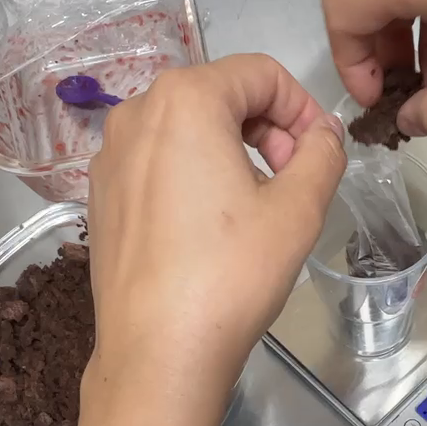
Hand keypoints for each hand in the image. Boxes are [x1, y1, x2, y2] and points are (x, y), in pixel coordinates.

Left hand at [85, 54, 343, 411]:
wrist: (160, 352)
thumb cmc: (232, 275)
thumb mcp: (298, 211)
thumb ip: (323, 155)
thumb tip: (325, 134)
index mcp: (184, 100)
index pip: (260, 73)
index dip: (303, 108)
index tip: (321, 157)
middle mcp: (135, 115)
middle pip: (219, 98)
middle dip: (268, 132)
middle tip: (294, 186)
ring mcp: (109, 159)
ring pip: (186, 135)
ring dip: (233, 157)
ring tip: (255, 214)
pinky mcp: (102, 201)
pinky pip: (158, 169)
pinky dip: (194, 182)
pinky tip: (211, 236)